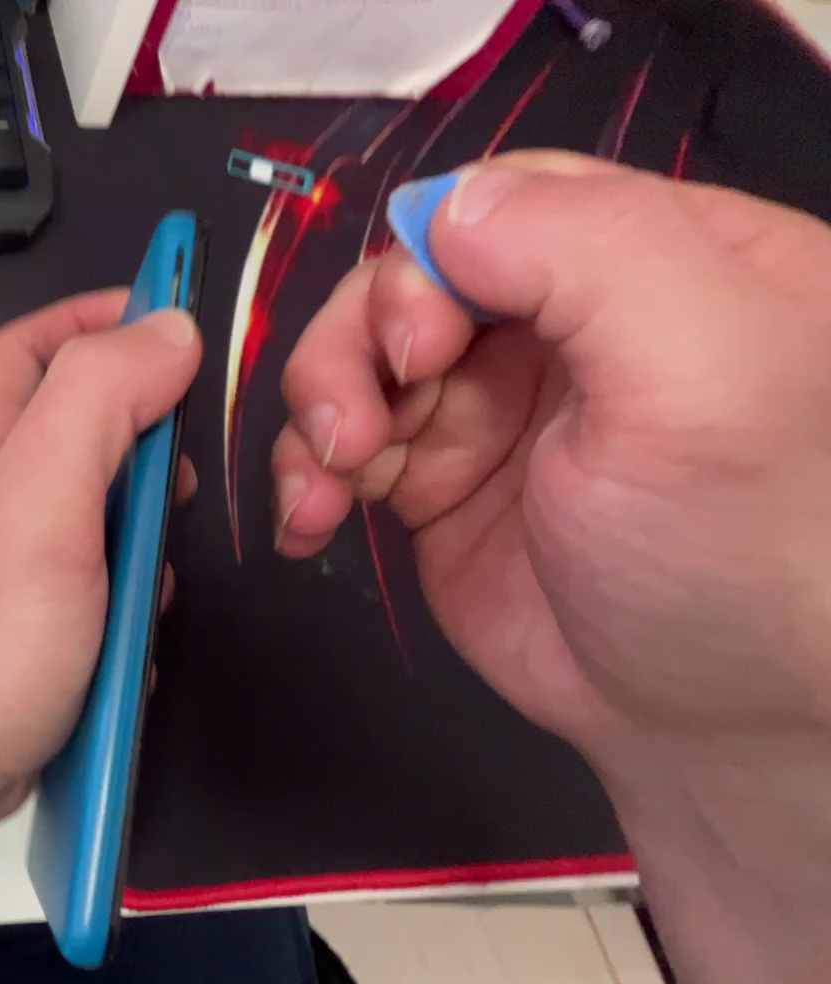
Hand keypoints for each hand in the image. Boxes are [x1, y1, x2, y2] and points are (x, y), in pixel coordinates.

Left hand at [0, 290, 200, 816]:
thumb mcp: (40, 505)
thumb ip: (96, 405)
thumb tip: (164, 332)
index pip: (35, 344)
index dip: (100, 311)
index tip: (174, 307)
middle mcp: (0, 490)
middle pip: (81, 416)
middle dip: (146, 422)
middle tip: (184, 460)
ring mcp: (22, 552)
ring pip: (106, 498)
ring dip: (149, 515)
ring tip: (162, 555)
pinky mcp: (45, 607)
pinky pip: (108, 567)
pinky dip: (138, 577)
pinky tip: (142, 613)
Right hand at [272, 150, 830, 764]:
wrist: (703, 715)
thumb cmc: (740, 548)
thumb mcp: (709, 380)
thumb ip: (593, 256)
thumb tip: (439, 208)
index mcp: (647, 268)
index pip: (493, 209)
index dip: (421, 269)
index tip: (417, 356)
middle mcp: (549, 328)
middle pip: (392, 292)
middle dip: (346, 361)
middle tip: (355, 439)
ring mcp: (474, 406)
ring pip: (344, 370)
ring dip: (312, 428)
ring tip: (325, 496)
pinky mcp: (419, 477)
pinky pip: (328, 449)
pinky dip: (302, 482)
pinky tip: (309, 525)